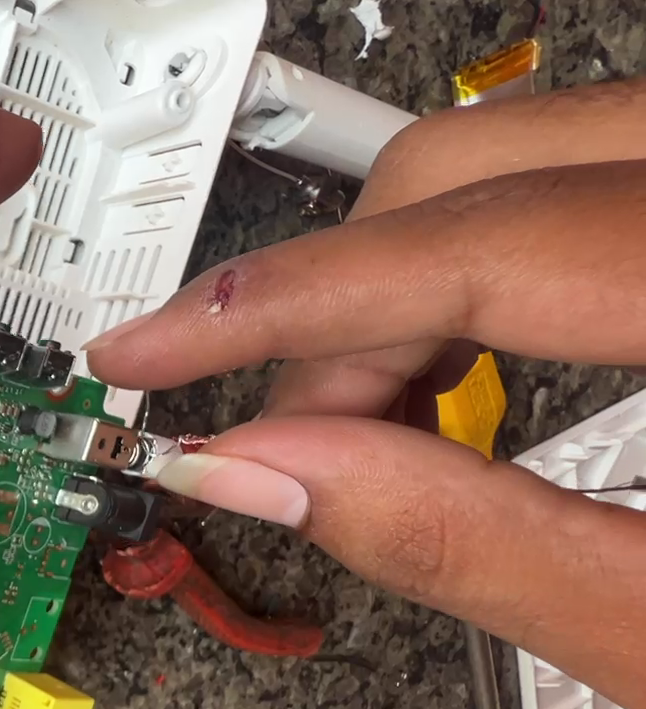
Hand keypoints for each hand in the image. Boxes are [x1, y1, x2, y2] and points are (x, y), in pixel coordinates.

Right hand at [85, 79, 645, 708]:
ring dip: (392, 299)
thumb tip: (250, 475)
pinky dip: (467, 285)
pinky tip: (463, 379)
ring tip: (374, 421)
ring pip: (520, 160)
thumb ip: (457, 542)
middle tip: (284, 438)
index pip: (493, 247)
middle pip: (484, 165)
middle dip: (334, 316)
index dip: (277, 306)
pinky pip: (574, 189)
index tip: (141, 354)